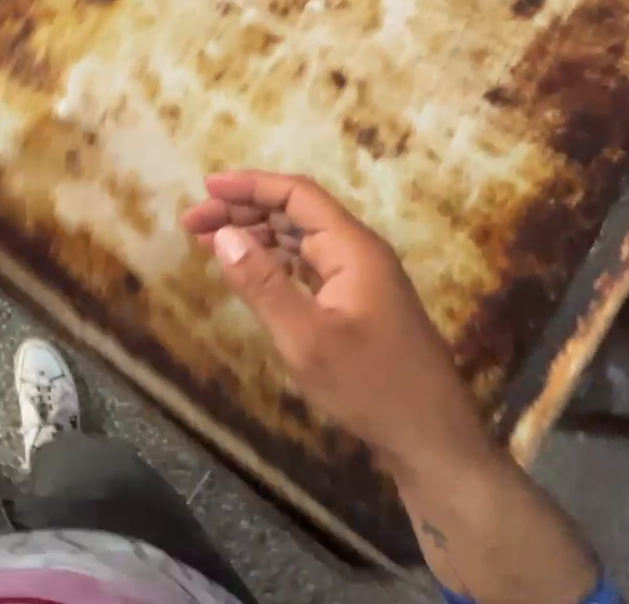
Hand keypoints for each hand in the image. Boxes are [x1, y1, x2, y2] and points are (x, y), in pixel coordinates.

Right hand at [181, 171, 498, 482]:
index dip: (249, 185)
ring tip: (208, 241)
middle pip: (295, 212)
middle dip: (242, 209)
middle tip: (194, 223)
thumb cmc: (371, 387)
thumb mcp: (306, 339)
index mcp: (353, 249)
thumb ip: (262, 283)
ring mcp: (360, 278)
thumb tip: (222, 234)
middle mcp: (358, 253)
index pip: (297, 195)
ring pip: (299, 237)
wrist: (434, 443)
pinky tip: (247, 268)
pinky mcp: (356, 301)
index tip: (205, 187)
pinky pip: (307, 263)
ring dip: (254, 233)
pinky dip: (271, 258)